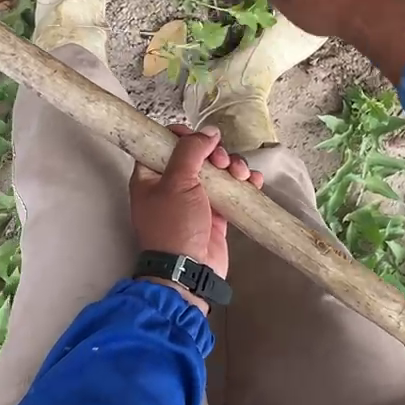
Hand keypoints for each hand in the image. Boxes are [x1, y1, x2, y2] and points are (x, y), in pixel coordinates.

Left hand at [129, 125, 260, 312]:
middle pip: (195, 154)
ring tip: (241, 174)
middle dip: (214, 153)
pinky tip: (253, 182)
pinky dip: (243, 183)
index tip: (199, 137)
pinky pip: (231, 190)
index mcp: (150, 175)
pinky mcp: (215, 212)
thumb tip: (208, 132)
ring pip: (216, 170)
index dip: (182, 136)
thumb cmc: (174, 225)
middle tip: (222, 162)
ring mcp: (194, 199)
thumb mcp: (177, 182)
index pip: (163, 143)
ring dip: (232, 166)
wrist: (189, 271)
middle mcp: (171, 184)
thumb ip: (190, 151)